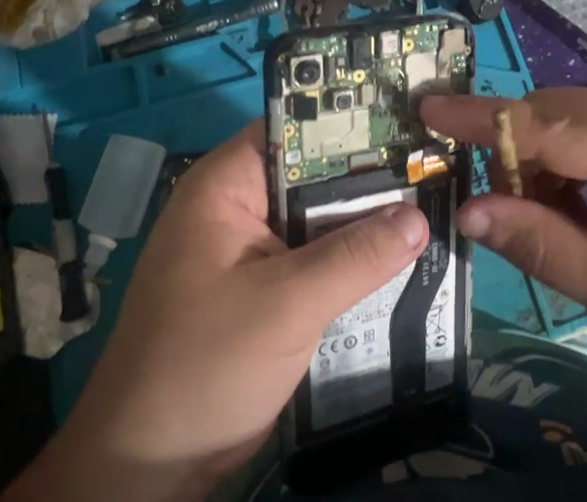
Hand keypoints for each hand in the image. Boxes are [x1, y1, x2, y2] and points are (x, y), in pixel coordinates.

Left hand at [6, 122, 428, 501]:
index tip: (410, 124)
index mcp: (225, 187)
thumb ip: (355, 256)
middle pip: (312, 176)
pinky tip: (403, 259)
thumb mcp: (286, 304)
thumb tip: (420, 216)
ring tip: (437, 204)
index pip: (292, 130)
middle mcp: (237, 208)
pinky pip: (314, 260)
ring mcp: (249, 252)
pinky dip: (351, 260)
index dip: (349, 124)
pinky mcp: (262, 291)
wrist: (148, 461)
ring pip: (318, 221)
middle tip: (438, 168)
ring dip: (366, 222)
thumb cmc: (204, 365)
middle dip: (370, 177)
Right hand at [422, 89, 586, 377]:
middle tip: (497, 207)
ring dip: (538, 156)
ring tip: (552, 218)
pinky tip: (579, 205)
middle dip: (511, 149)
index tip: (429, 111)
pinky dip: (565, 157)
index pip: (552, 126)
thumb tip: (468, 210)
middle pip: (555, 111)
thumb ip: (545, 247)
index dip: (486, 120)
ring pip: (568, 112)